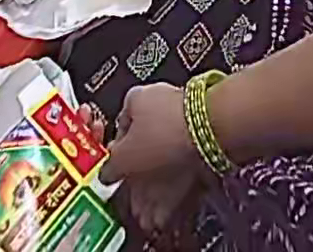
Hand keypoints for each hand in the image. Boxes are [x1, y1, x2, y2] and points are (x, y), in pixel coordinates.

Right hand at [104, 83, 203, 232]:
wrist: (206, 130)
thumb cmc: (162, 132)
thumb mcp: (125, 156)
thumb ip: (111, 166)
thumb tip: (105, 173)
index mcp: (135, 98)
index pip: (120, 126)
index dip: (116, 156)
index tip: (115, 175)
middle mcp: (158, 102)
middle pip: (143, 145)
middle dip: (138, 178)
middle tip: (133, 201)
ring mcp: (180, 119)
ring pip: (162, 158)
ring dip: (154, 186)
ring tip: (148, 213)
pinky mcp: (198, 136)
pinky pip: (179, 165)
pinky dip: (172, 186)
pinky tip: (166, 208)